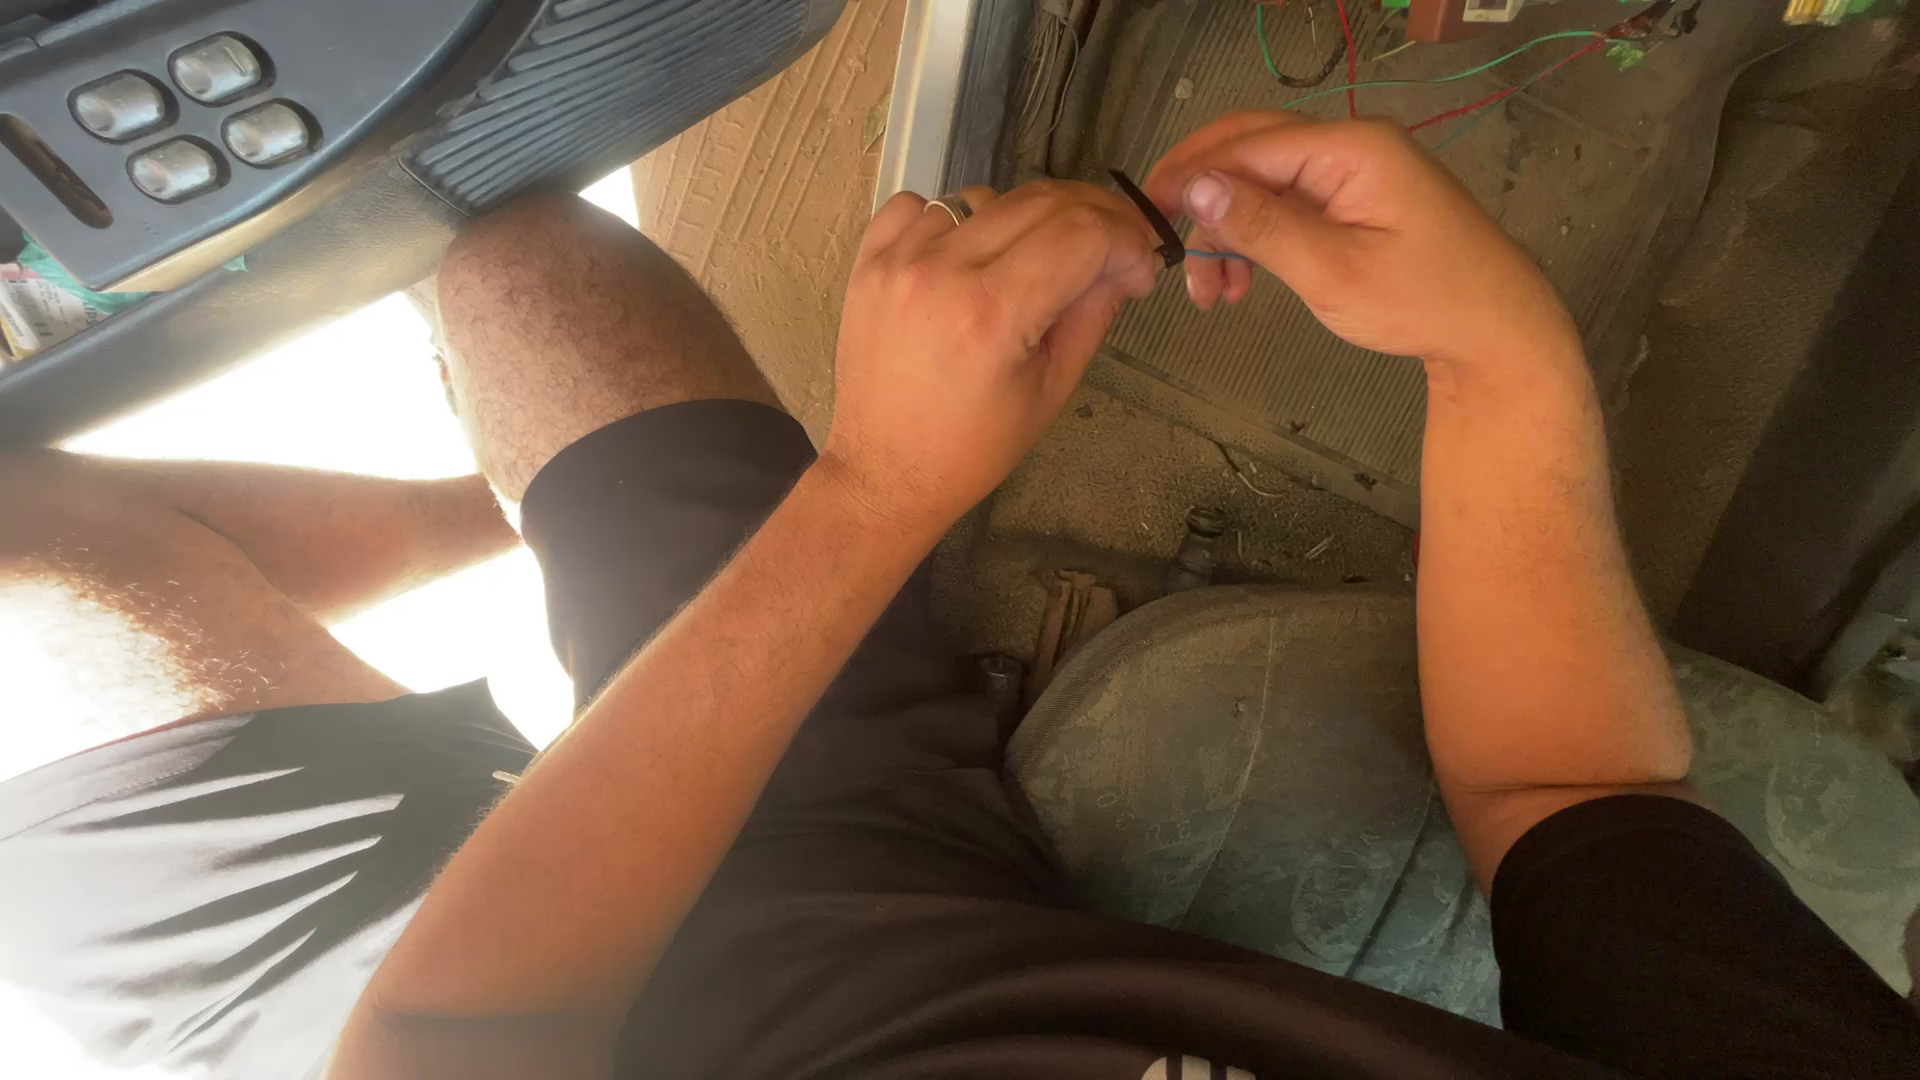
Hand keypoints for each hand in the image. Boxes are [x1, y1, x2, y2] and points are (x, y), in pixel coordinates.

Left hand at [822, 180, 1159, 532]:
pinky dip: (958, 221)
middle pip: (1041, 201)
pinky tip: (968, 258)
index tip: (1139, 268)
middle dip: (1095, 218)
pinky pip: (923, 207)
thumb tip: (1123, 264)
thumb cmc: (971, 451)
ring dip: (1027, 220)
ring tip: (1034, 265)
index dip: (1128, 240)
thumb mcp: (1049, 392)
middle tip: (1110, 252)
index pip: (1083, 233)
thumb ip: (1090, 316)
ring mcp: (897, 260)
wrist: (885, 473)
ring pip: (986, 196)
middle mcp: (942, 270)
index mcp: (993, 313)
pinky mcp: (867, 262)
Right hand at [1143, 111, 1579, 365]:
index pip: (1248, 147)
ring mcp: (1345, 177)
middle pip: (1248, 151)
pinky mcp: (1344, 205)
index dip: (1190, 176)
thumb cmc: (1416, 301)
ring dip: (1224, 234)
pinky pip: (1281, 211)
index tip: (1144, 214)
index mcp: (1348, 149)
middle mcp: (1344, 149)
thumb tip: (1196, 186)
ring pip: (1259, 188)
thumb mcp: (1330, 269)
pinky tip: (1237, 286)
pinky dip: (1251, 244)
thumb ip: (1261, 225)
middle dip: (1200, 197)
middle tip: (1158, 238)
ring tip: (1208, 295)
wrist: (1486, 329)